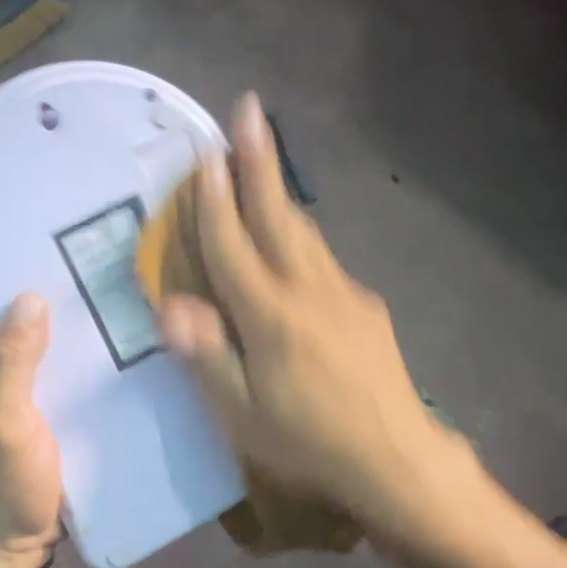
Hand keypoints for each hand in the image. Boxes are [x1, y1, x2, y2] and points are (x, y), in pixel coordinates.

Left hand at [0, 226, 62, 567]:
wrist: (9, 546)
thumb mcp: (1, 423)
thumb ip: (10, 361)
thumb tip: (28, 296)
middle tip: (23, 211)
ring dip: (14, 287)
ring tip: (54, 245)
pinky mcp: (16, 398)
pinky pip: (25, 347)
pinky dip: (41, 324)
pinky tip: (76, 305)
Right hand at [157, 94, 478, 535]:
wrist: (395, 458)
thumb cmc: (307, 443)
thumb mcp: (243, 415)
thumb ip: (208, 355)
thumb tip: (170, 305)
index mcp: (269, 316)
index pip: (232, 246)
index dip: (213, 201)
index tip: (204, 155)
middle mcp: (308, 290)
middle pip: (277, 215)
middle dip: (259, 160)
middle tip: (248, 109)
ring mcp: (344, 294)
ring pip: (305, 232)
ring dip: (280, 192)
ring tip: (263, 160)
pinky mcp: (367, 308)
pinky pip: (324, 259)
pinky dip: (300, 237)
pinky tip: (294, 246)